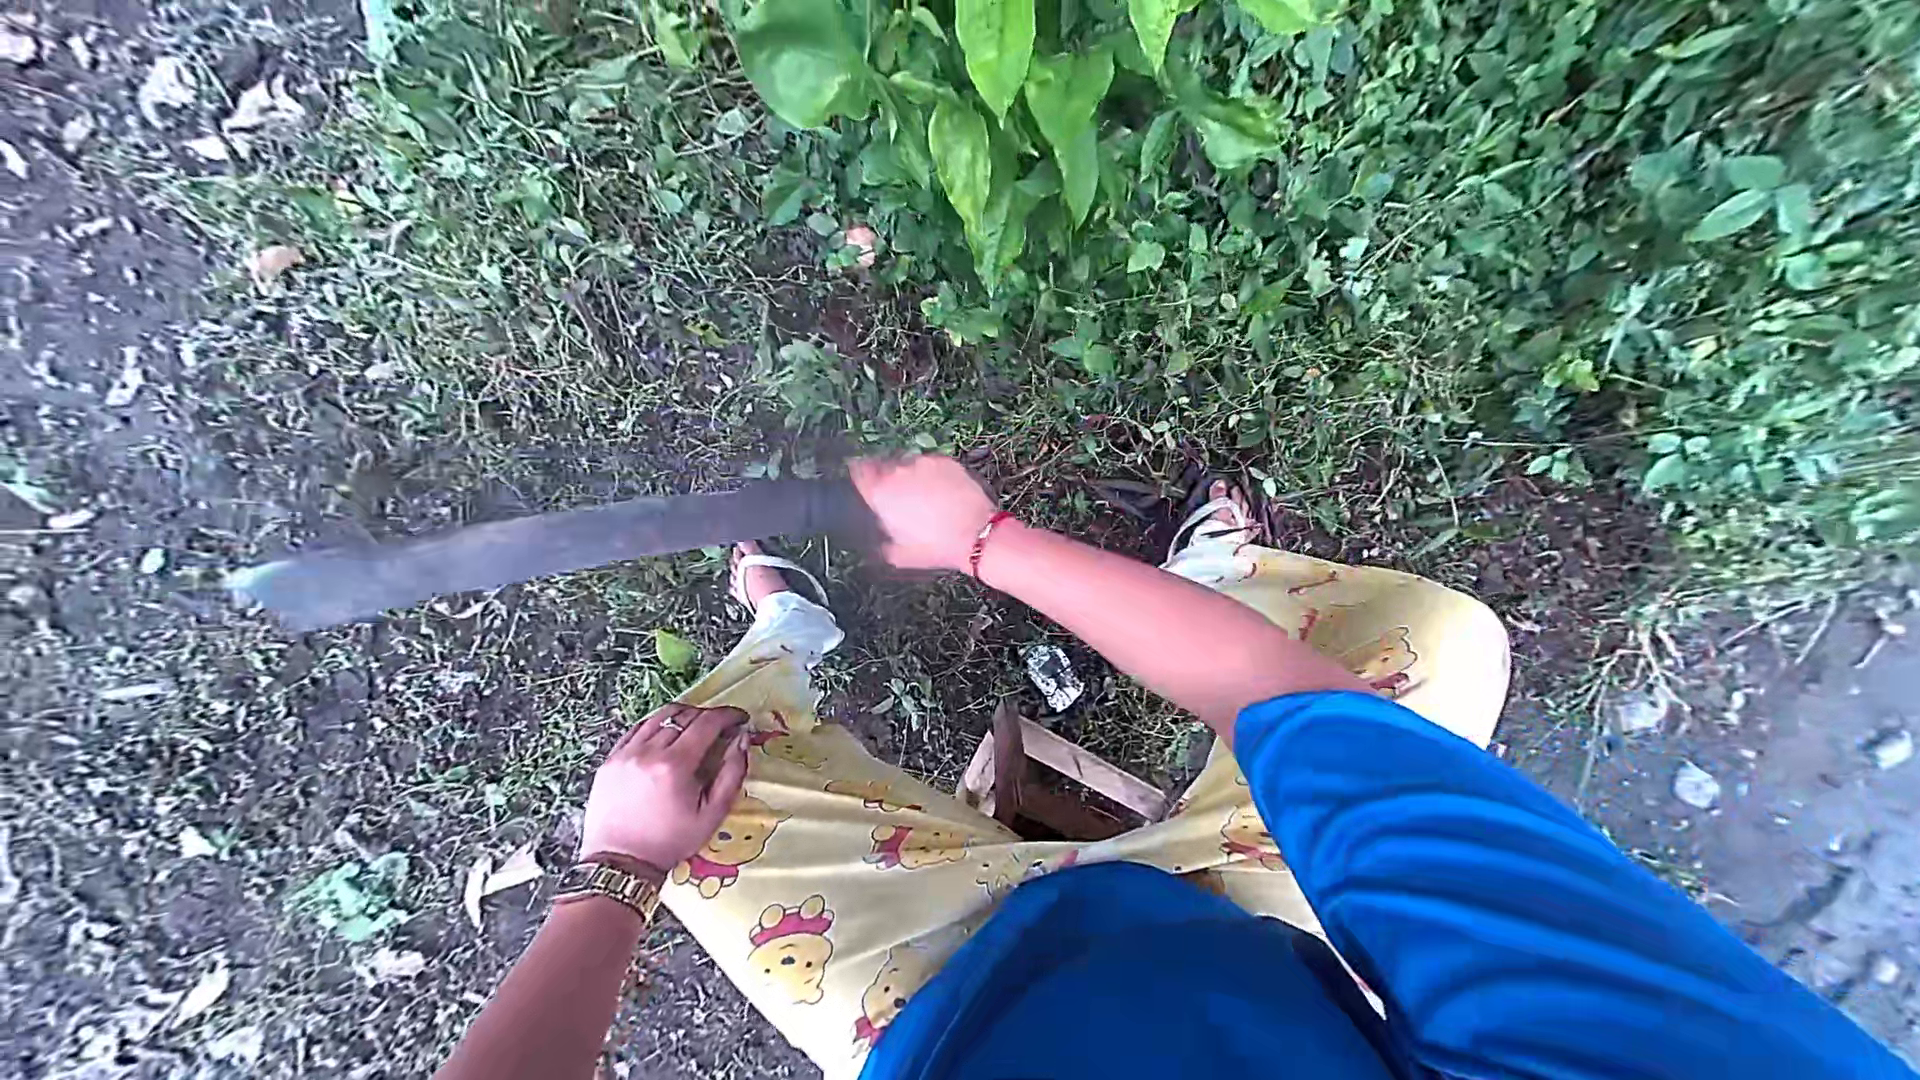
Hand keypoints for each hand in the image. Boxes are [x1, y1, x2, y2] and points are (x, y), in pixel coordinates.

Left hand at [579, 703, 750, 874]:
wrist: (618, 864)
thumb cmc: (671, 841)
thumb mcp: (713, 813)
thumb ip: (733, 772)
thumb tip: (742, 738)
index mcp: (675, 764)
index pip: (707, 722)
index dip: (728, 715)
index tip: (740, 719)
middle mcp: (648, 751)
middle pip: (684, 715)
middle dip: (708, 716)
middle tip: (720, 728)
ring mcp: (625, 754)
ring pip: (660, 716)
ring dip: (683, 716)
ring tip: (694, 728)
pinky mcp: (610, 760)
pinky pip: (638, 729)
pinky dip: (657, 726)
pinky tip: (666, 738)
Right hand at [849, 455, 997, 571]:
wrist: (975, 534)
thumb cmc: (937, 547)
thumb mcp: (899, 555)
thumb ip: (882, 540)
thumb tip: (880, 536)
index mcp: (881, 494)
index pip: (858, 472)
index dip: (860, 475)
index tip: (864, 480)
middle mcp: (898, 473)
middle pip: (883, 467)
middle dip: (888, 479)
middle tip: (900, 498)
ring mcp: (922, 464)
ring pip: (908, 464)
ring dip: (910, 475)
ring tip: (924, 496)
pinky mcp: (944, 461)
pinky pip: (930, 463)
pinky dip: (931, 473)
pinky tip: (941, 491)